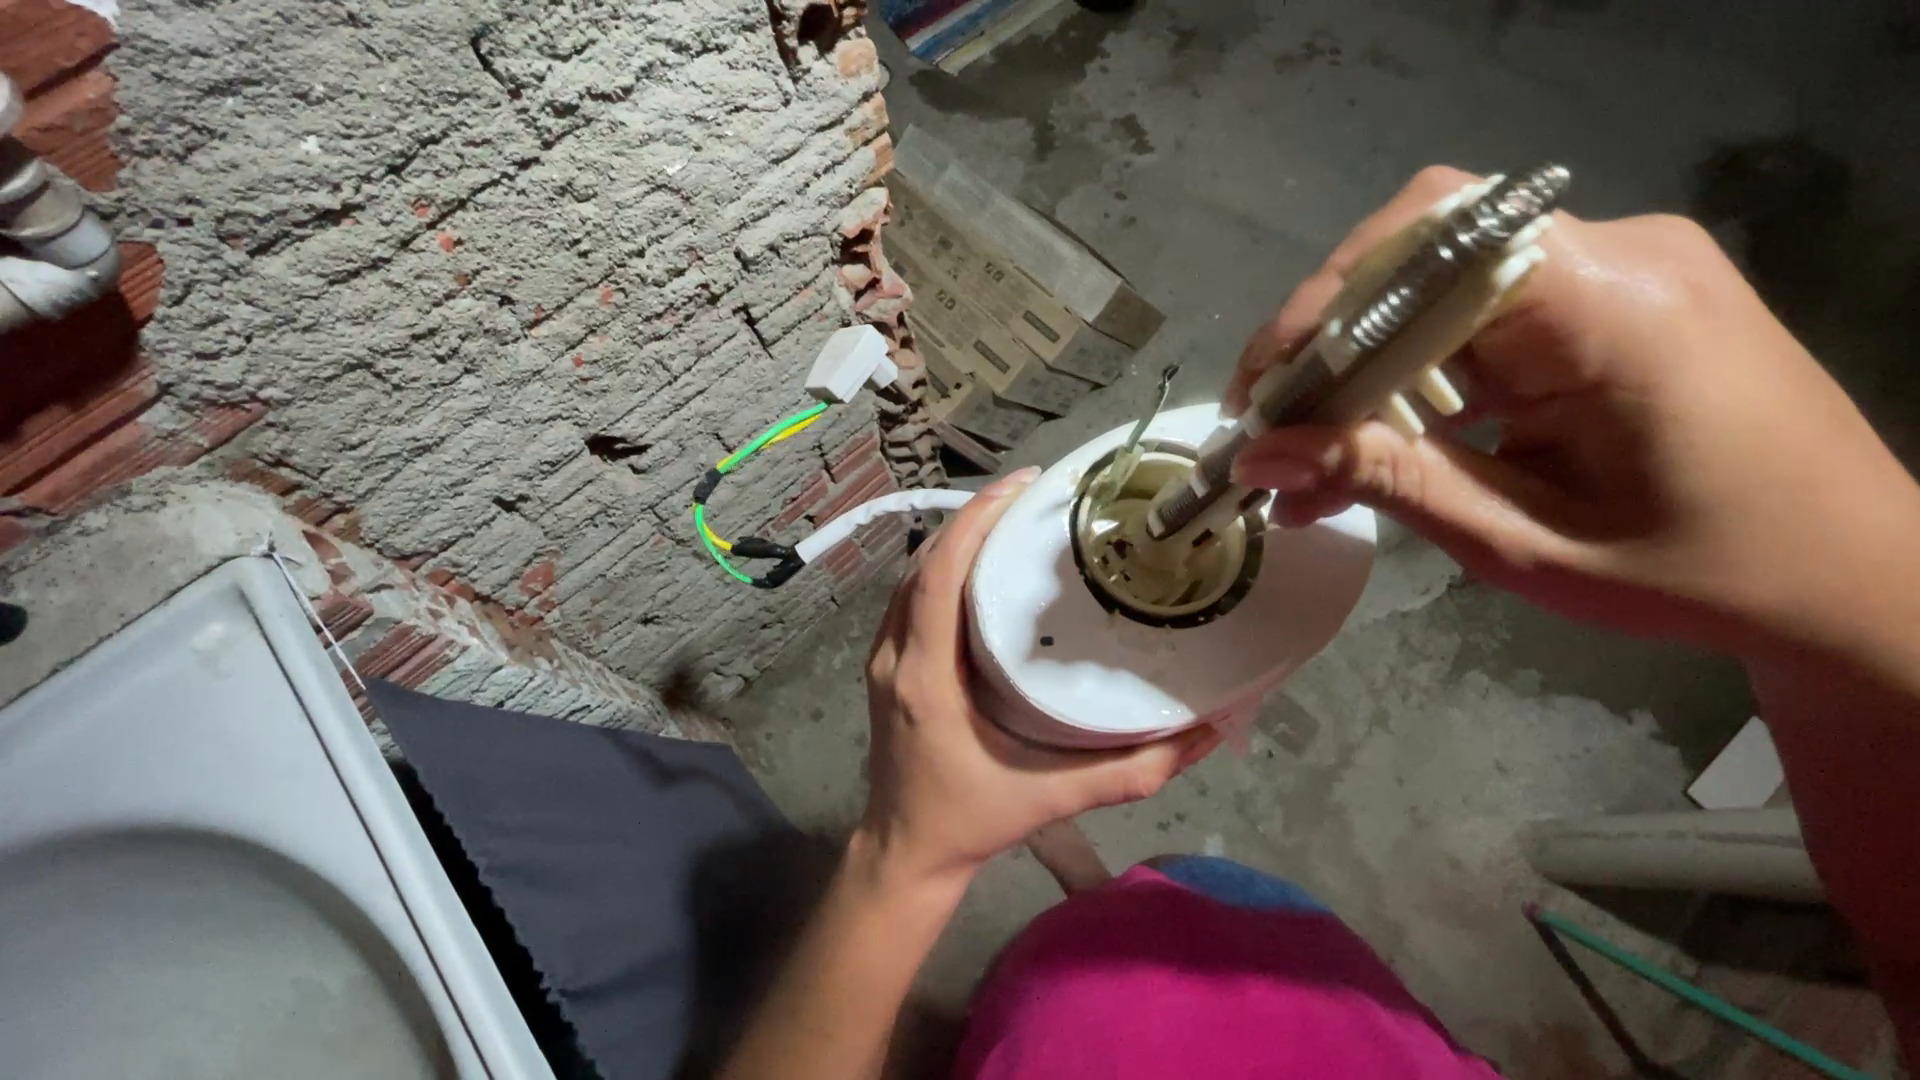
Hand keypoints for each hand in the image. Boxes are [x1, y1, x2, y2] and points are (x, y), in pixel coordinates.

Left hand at [859, 467, 1220, 882]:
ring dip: (955, 538)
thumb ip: (1131, 771)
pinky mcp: (887, 665)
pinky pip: (908, 596)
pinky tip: (980, 560)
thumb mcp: (1054, 797)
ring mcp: (883, 658)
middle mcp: (896, 655)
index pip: (938, 575)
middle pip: (923, 562)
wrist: (905, 851)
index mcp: (926, 676)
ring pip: (911, 575)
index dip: (974, 521)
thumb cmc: (972, 820)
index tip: (1022, 486)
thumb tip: (1204, 733)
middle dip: (972, 517)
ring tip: (1010, 516)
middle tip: (1030, 492)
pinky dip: (941, 565)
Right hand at [1228, 166, 1919, 663]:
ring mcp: (1610, 274)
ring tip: (1302, 459)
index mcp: (1612, 305)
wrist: (1846, 580)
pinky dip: (1405, 379)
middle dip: (1323, 345)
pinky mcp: (1599, 304)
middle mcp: (1613, 258)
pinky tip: (1368, 442)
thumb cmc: (1696, 572)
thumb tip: (1259, 457)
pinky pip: (1469, 320)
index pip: (1429, 242)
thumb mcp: (1517, 540)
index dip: (1324, 302)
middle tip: (1268, 430)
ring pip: (1431, 292)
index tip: (1263, 390)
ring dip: (1355, 371)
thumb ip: (1385, 480)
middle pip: (1417, 257)